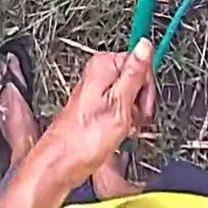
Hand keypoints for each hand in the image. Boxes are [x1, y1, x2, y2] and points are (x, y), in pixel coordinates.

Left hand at [34, 40, 156, 186]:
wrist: (62, 162)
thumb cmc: (86, 137)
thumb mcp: (120, 104)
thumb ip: (134, 73)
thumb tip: (145, 44)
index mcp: (105, 64)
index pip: (141, 63)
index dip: (145, 89)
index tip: (140, 107)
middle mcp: (99, 71)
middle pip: (136, 79)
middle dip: (139, 102)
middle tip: (130, 119)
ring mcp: (97, 87)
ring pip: (129, 94)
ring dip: (131, 114)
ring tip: (121, 128)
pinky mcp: (95, 103)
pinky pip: (119, 105)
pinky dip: (122, 119)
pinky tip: (116, 131)